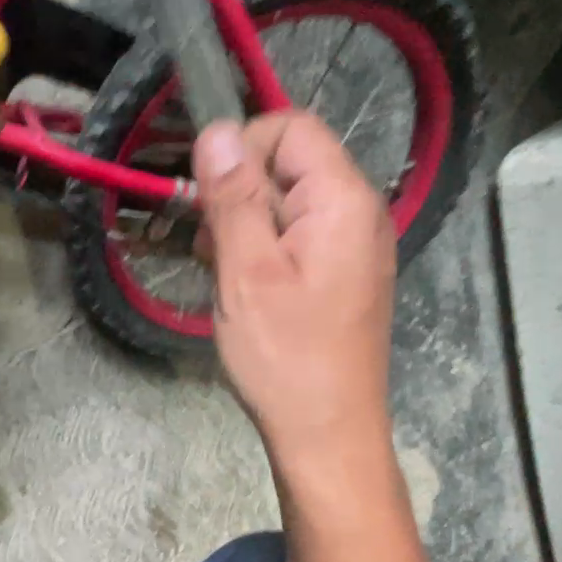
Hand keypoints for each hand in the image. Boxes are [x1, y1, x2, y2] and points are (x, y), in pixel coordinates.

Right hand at [193, 112, 397, 457]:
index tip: (203, 197)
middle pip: (289, 166)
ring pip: (286, 207)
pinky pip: (296, 241)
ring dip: (243, 228)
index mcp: (342, 200)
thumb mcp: (247, 274)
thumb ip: (233, 198)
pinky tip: (241, 291)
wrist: (326, 433)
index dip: (241, 147)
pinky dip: (261, 254)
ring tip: (221, 275)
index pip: (292, 127)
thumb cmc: (285, 357)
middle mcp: (358, 213)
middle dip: (236, 194)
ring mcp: (353, 248)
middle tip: (205, 248)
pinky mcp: (342, 278)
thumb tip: (217, 130)